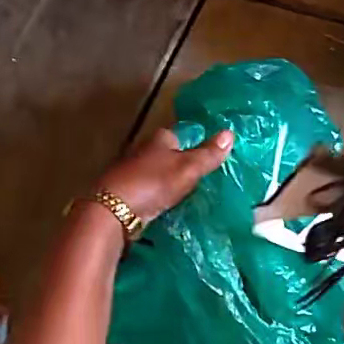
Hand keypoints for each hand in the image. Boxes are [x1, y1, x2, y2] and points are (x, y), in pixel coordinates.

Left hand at [96, 127, 234, 221]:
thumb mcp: (188, 168)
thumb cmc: (153, 183)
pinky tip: (162, 209)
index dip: (190, 143)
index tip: (204, 155)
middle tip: (196, 178)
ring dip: (164, 183)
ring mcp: (129, 174)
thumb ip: (208, 154)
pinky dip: (153, 199)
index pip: (177, 135)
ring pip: (152, 175)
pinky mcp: (122, 196)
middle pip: (163, 155)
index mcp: (158, 140)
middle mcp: (141, 153)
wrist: (113, 211)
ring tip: (182, 196)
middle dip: (177, 164)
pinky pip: (144, 194)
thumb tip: (230, 133)